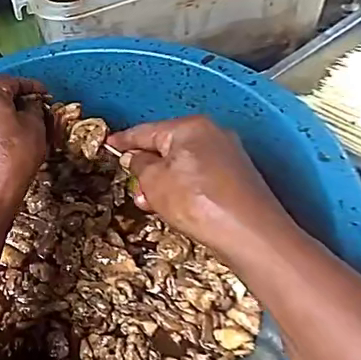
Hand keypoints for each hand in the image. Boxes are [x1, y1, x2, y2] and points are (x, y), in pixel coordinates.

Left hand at [0, 76, 48, 210]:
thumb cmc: (14, 156)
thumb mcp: (35, 126)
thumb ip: (34, 107)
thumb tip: (32, 104)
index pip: (12, 81)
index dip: (33, 86)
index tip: (45, 94)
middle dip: (19, 99)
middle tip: (39, 107)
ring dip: (8, 113)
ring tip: (29, 123)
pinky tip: (13, 136)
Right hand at [107, 116, 295, 257]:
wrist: (250, 233)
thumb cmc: (200, 202)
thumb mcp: (153, 182)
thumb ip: (139, 165)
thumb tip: (137, 159)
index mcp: (190, 127)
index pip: (147, 130)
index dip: (124, 140)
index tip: (110, 143)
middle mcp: (213, 134)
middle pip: (168, 147)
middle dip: (148, 169)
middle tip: (134, 188)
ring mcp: (229, 156)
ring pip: (184, 165)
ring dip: (165, 183)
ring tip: (154, 205)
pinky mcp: (238, 178)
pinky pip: (201, 178)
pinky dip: (186, 190)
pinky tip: (179, 209)